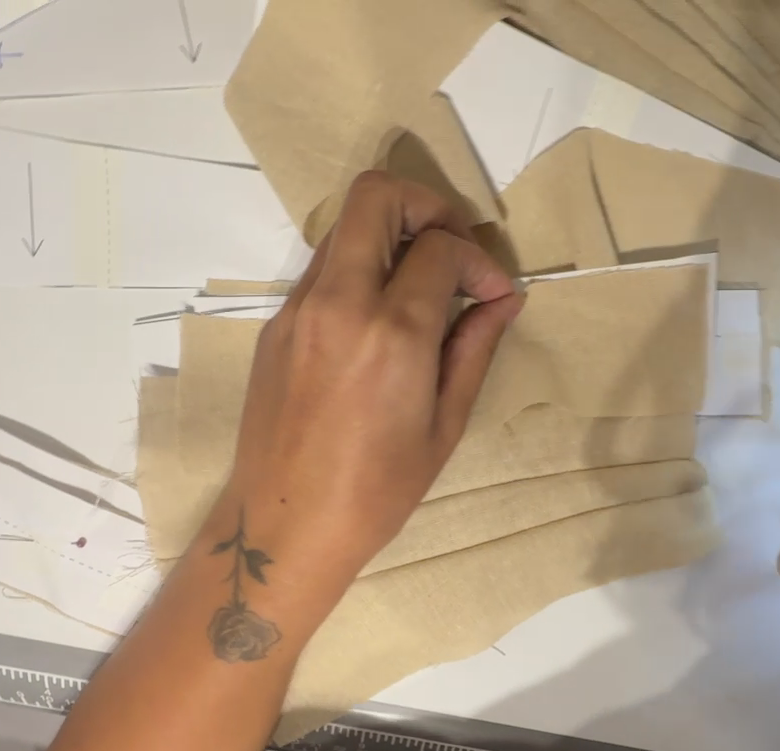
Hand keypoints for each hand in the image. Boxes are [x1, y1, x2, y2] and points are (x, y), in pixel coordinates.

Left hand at [213, 171, 524, 595]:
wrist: (287, 524)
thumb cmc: (378, 491)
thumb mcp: (444, 426)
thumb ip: (473, 350)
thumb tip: (502, 300)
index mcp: (391, 333)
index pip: (441, 248)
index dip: (480, 261)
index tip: (494, 295)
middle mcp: (338, 302)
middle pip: (376, 196)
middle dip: (427, 205)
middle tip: (454, 250)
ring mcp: (298, 309)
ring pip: (345, 228)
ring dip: (392, 237)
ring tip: (423, 287)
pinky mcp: (277, 326)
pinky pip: (324, 270)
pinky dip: (361, 272)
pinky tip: (382, 322)